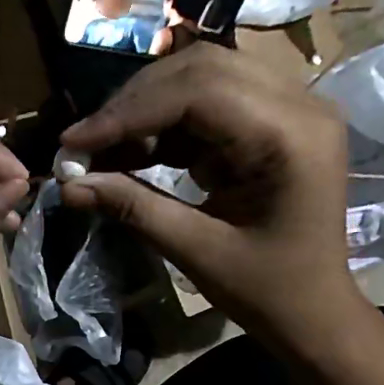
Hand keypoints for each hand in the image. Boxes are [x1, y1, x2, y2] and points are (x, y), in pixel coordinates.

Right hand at [57, 46, 359, 351]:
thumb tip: (68, 185)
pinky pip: (210, 106)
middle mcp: (298, 104)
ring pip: (202, 80)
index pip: (199, 91)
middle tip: (84, 147)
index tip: (74, 143)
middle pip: (200, 71)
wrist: (315, 313)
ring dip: (146, 112)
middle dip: (134, 105)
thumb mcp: (199, 252)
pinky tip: (131, 154)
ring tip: (102, 153)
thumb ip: (135, 209)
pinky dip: (166, 128)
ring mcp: (289, 110)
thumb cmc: (268, 292)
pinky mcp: (272, 125)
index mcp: (291, 135)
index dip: (128, 112)